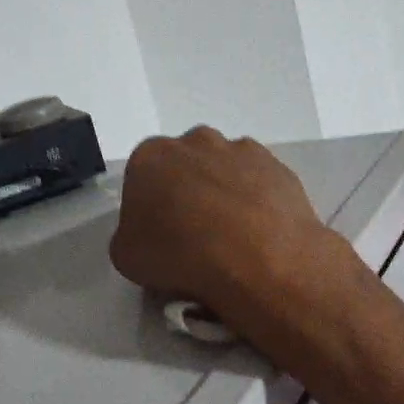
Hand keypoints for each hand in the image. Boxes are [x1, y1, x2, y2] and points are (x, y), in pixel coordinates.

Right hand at [110, 126, 346, 329]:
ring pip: (222, 170)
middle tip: (192, 235)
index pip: (141, 178)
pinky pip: (257, 183)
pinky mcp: (278, 166)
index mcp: (150, 156)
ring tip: (229, 238)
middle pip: (183, 166)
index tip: (157, 235)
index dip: (147, 209)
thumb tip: (147, 233)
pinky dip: (254, 201)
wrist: (259, 262)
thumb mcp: (125, 257)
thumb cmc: (180, 256)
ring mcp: (240, 150)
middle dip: (185, 192)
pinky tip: (257, 234)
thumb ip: (129, 233)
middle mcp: (194, 141)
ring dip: (221, 193)